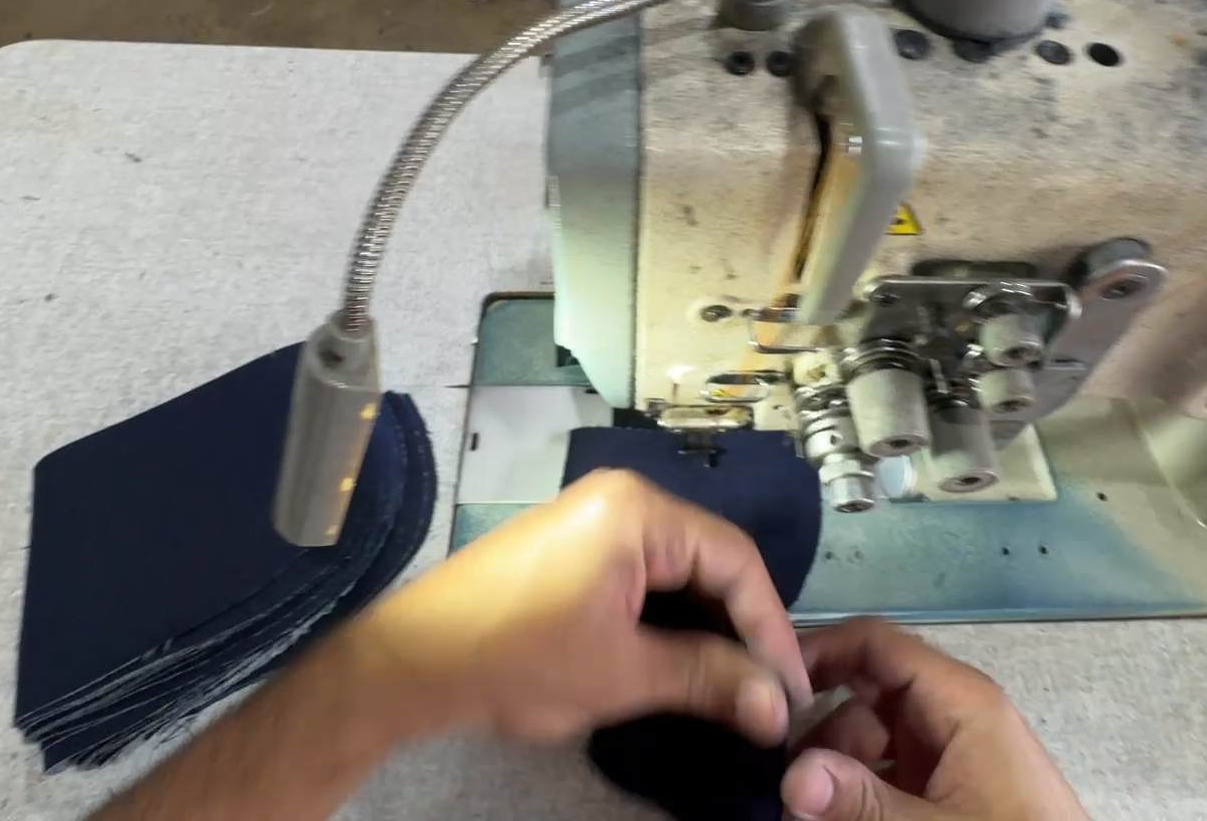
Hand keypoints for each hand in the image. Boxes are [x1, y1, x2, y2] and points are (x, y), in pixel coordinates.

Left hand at [356, 469, 810, 742]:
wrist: (414, 657)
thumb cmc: (520, 656)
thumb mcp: (622, 672)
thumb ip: (708, 679)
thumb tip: (776, 708)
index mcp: (640, 509)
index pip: (733, 557)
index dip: (770, 624)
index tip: (792, 688)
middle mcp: (625, 498)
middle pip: (709, 557)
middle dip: (740, 624)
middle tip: (766, 690)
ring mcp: (599, 516)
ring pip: (679, 566)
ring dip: (707, 621)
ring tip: (734, 680)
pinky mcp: (580, 541)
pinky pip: (647, 570)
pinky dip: (671, 612)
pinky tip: (686, 652)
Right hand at [781, 619, 1086, 820]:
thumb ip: (863, 802)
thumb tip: (789, 776)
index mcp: (958, 698)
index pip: (876, 643)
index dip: (820, 650)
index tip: (767, 683)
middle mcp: (950, 713)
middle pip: (865, 691)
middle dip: (819, 724)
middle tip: (774, 763)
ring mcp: (949, 754)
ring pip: (870, 737)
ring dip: (833, 767)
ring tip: (799, 806)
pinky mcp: (948, 791)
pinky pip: (888, 773)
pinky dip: (858, 792)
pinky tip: (830, 815)